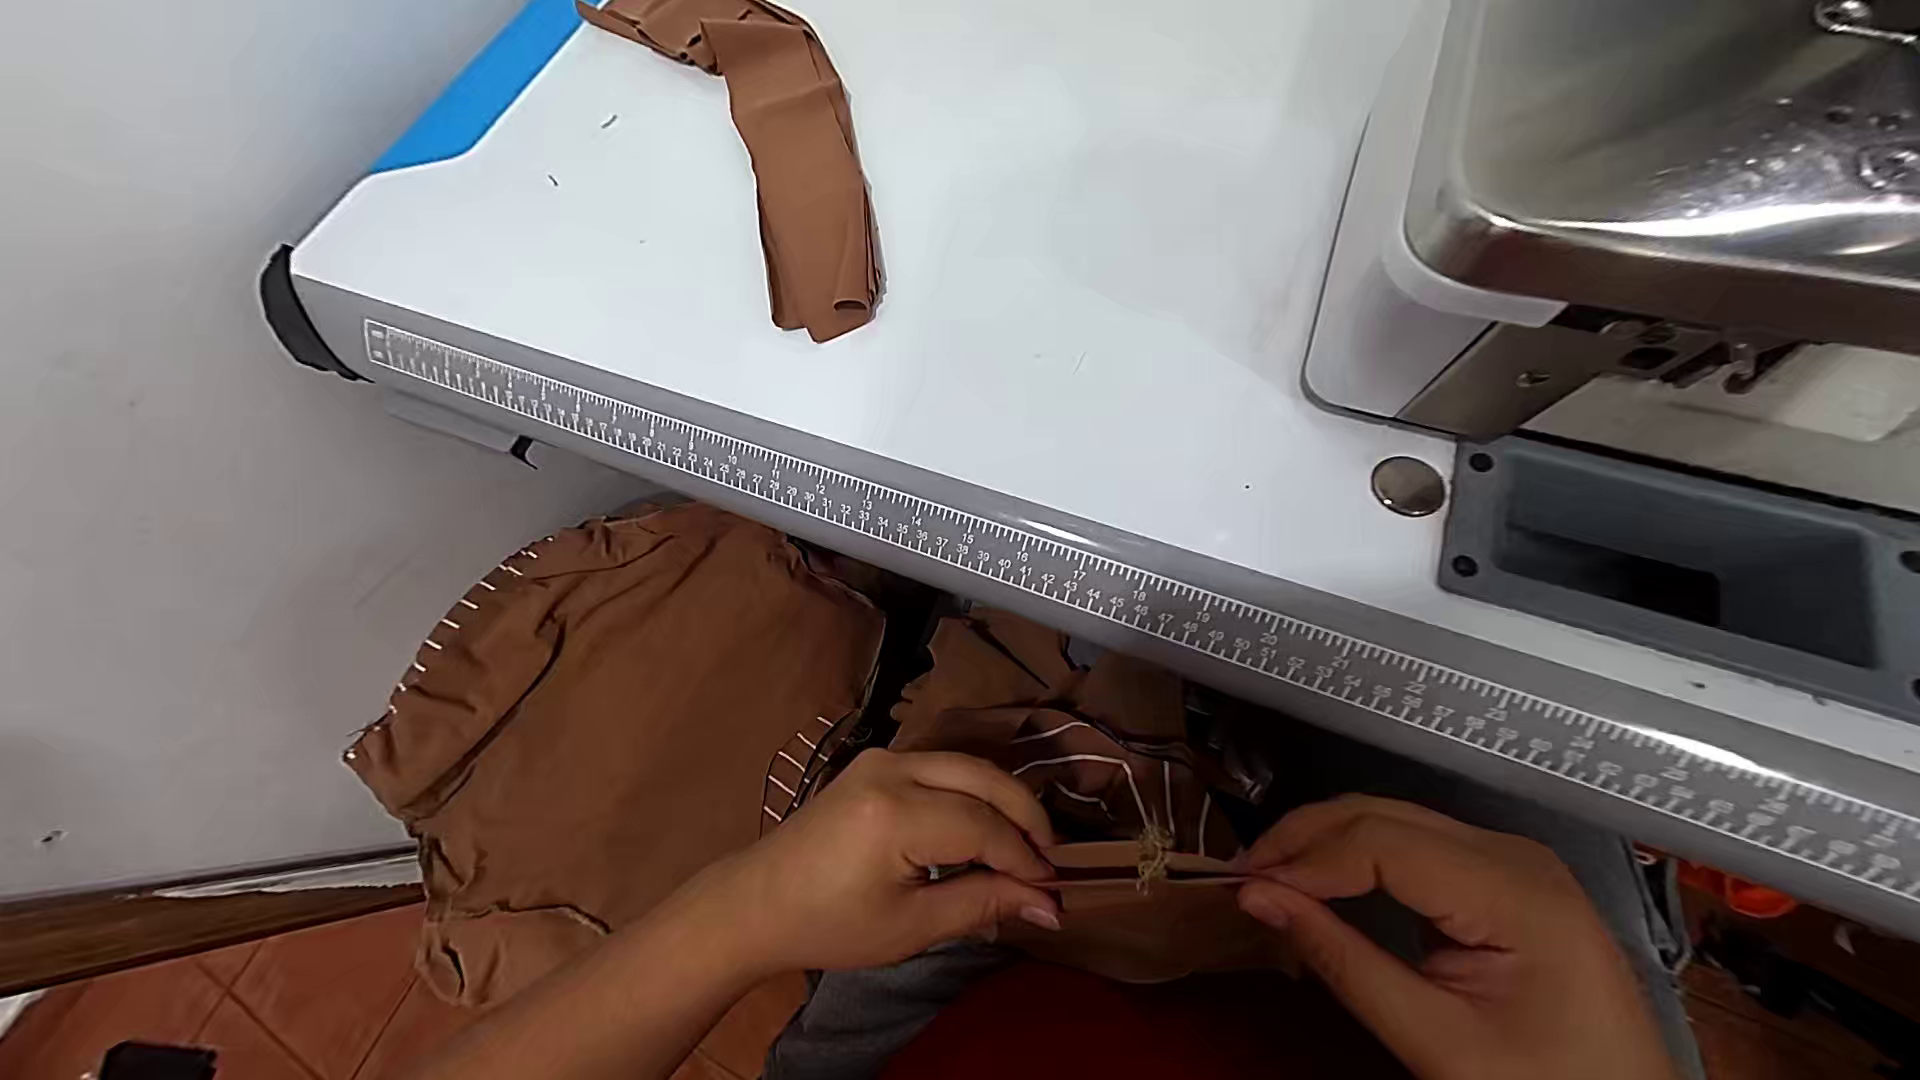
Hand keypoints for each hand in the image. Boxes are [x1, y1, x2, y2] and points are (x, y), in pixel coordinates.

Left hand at [683, 749, 1060, 976]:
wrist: (760, 898)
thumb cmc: (831, 923)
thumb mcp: (910, 926)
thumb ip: (982, 903)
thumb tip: (1047, 904)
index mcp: (894, 814)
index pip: (981, 825)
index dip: (1023, 855)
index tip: (1051, 888)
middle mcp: (892, 769)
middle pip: (982, 777)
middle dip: (1025, 814)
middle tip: (1050, 856)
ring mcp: (883, 756)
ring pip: (966, 764)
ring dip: (1002, 799)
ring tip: (1026, 842)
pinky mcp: (879, 759)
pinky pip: (942, 766)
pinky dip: (973, 791)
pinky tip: (986, 822)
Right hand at [1237, 795, 1678, 1079]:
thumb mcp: (1436, 1042)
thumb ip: (1339, 959)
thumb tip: (1253, 896)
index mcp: (1516, 893)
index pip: (1381, 844)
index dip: (1306, 858)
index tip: (1248, 883)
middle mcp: (1511, 853)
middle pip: (1377, 815)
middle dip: (1302, 838)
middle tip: (1247, 872)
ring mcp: (1505, 855)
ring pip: (1382, 816)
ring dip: (1319, 840)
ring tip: (1271, 872)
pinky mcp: (1492, 868)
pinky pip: (1402, 837)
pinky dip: (1348, 850)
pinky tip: (1318, 872)